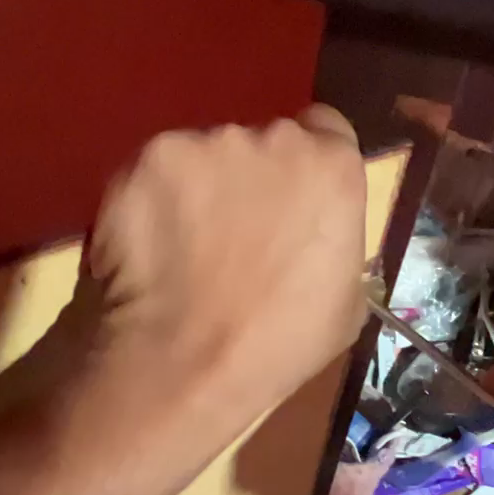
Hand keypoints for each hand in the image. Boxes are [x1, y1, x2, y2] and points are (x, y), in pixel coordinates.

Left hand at [87, 106, 368, 426]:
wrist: (183, 364)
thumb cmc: (278, 344)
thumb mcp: (347, 300)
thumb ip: (337, 241)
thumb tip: (314, 236)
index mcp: (331, 167)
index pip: (325, 131)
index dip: (306, 165)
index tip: (290, 200)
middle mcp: (271, 138)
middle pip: (262, 143)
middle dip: (251, 178)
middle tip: (233, 235)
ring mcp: (203, 144)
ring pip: (205, 156)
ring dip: (200, 189)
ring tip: (183, 248)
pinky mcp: (146, 160)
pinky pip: (156, 173)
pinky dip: (153, 200)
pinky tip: (149, 246)